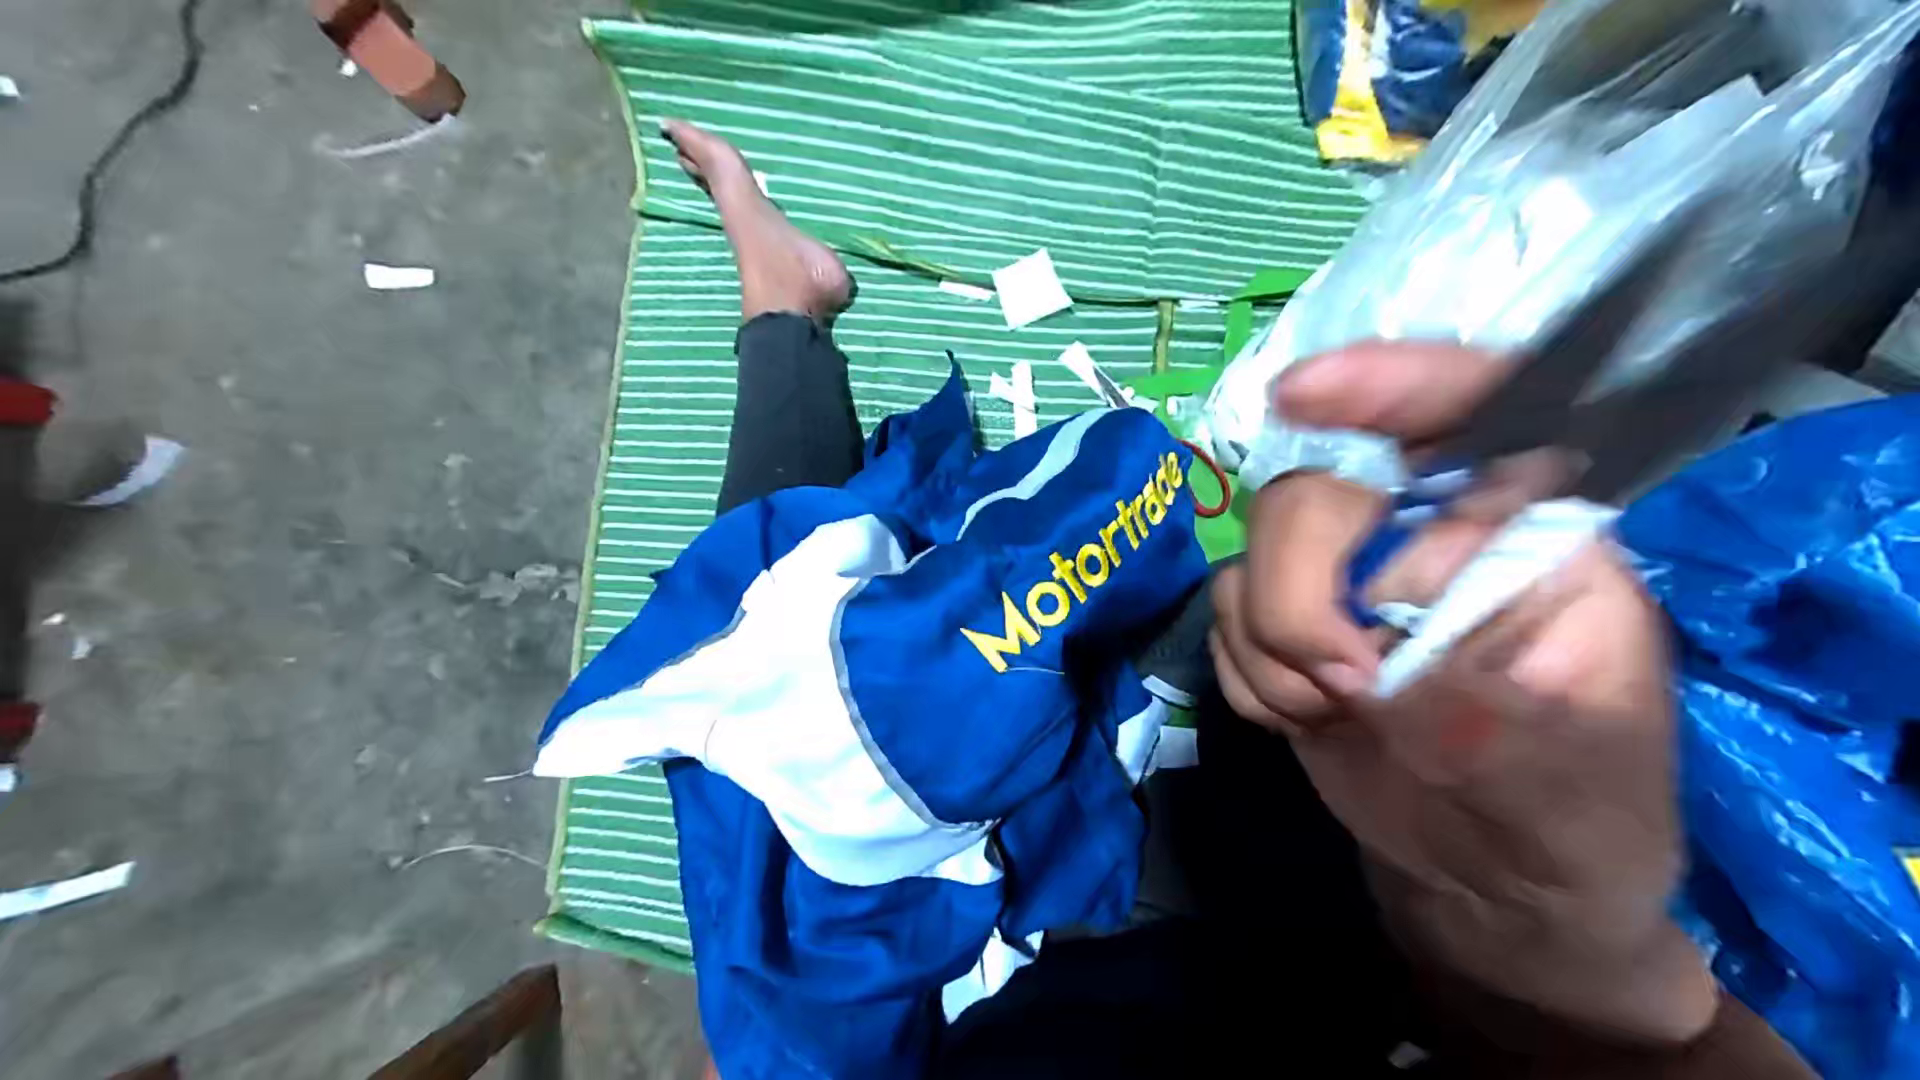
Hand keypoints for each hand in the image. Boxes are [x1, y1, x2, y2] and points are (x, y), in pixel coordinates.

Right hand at [1209, 343, 1716, 1043]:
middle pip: (1308, 497)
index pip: (1471, 411)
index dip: (1386, 383)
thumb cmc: (1563, 806)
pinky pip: (1222, 616)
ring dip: (1272, 655)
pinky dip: (1247, 678)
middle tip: (1343, 686)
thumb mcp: (1565, 770)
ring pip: (1247, 560)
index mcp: (1521, 533)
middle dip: (1298, 596)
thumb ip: (1482, 704)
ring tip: (1334, 716)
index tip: (1298, 396)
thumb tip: (1367, 657)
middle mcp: (1415, 533)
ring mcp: (1337, 575)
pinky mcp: (1279, 618)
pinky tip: (1300, 716)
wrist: (1481, 863)